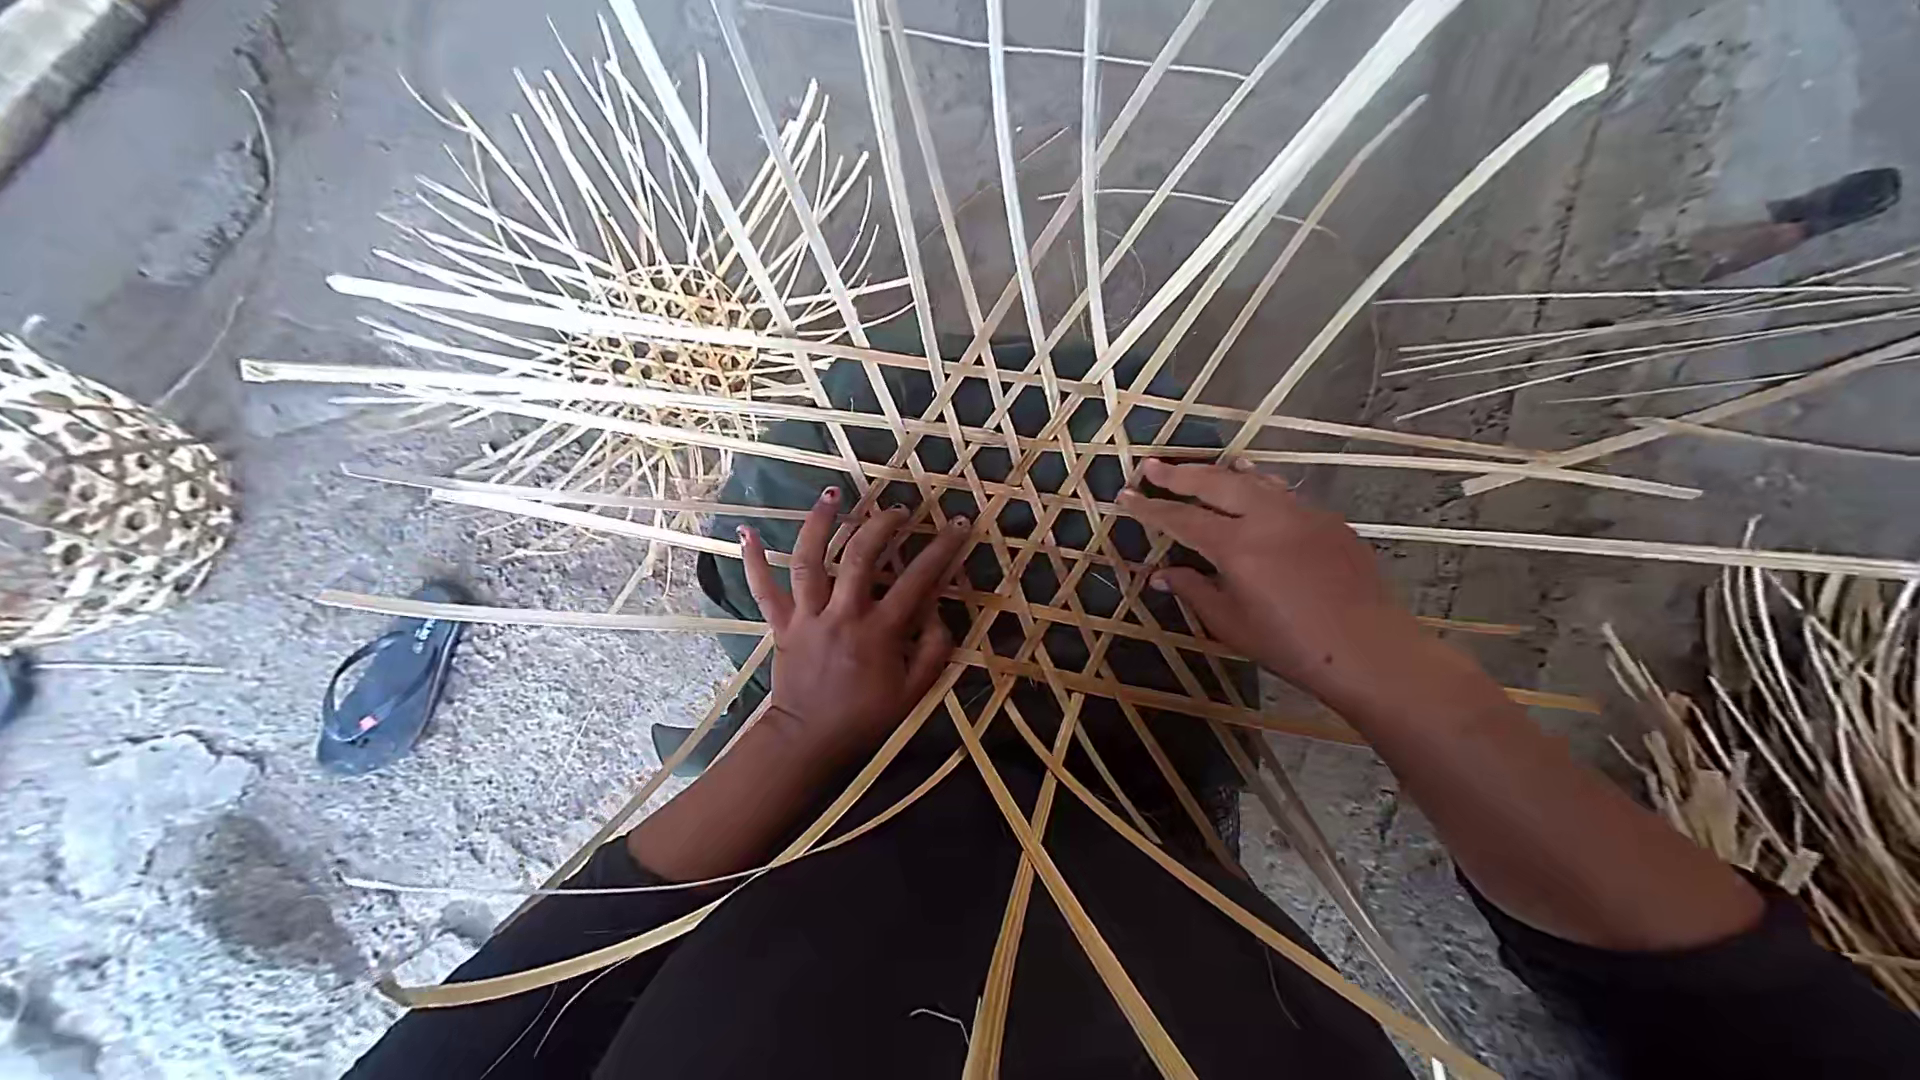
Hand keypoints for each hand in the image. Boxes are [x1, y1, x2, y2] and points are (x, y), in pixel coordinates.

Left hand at [738, 486, 969, 766]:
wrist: (809, 740)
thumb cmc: (865, 716)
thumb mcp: (914, 691)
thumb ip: (934, 650)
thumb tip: (939, 612)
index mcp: (879, 631)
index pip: (918, 580)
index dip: (941, 549)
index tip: (957, 524)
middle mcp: (843, 614)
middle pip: (862, 556)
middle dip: (882, 525)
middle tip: (898, 510)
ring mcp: (807, 616)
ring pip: (810, 561)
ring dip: (820, 524)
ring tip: (832, 494)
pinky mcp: (781, 624)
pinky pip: (764, 589)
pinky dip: (753, 561)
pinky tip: (745, 532)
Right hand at [1118, 459, 1424, 699]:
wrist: (1371, 651)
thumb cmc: (1291, 646)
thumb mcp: (1230, 623)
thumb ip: (1194, 590)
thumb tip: (1161, 574)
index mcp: (1237, 547)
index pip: (1181, 519)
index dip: (1149, 508)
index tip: (1125, 496)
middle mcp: (1267, 519)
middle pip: (1214, 483)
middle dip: (1179, 473)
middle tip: (1152, 465)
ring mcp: (1302, 514)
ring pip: (1251, 480)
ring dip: (1219, 472)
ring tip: (1196, 468)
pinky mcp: (1328, 520)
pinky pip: (1282, 493)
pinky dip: (1257, 485)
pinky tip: (1252, 484)